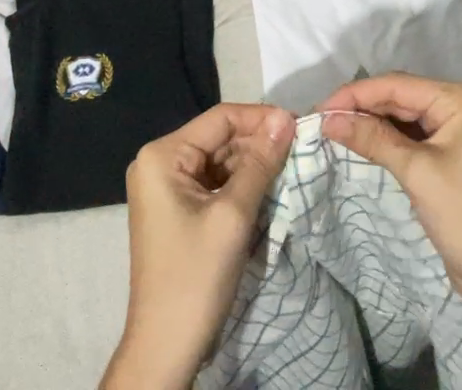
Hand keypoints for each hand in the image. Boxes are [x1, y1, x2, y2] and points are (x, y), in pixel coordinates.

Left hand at [101, 103, 293, 389]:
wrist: (167, 343)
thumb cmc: (196, 275)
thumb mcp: (233, 215)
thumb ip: (260, 163)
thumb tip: (285, 118)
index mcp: (162, 155)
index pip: (220, 119)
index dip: (261, 119)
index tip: (300, 127)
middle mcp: (159, 162)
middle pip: (219, 138)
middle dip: (259, 143)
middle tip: (302, 150)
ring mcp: (166, 186)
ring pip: (220, 161)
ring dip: (253, 165)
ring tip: (292, 168)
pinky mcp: (177, 208)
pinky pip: (214, 183)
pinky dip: (241, 185)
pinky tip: (270, 189)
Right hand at [317, 76, 461, 387]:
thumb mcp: (416, 172)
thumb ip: (371, 138)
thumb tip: (327, 119)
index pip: (398, 85)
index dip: (355, 95)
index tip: (318, 109)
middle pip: (400, 95)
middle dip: (361, 107)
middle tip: (320, 120)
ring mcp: (459, 127)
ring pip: (403, 113)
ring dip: (370, 121)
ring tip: (332, 129)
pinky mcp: (451, 150)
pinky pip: (411, 133)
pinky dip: (385, 136)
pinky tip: (359, 140)